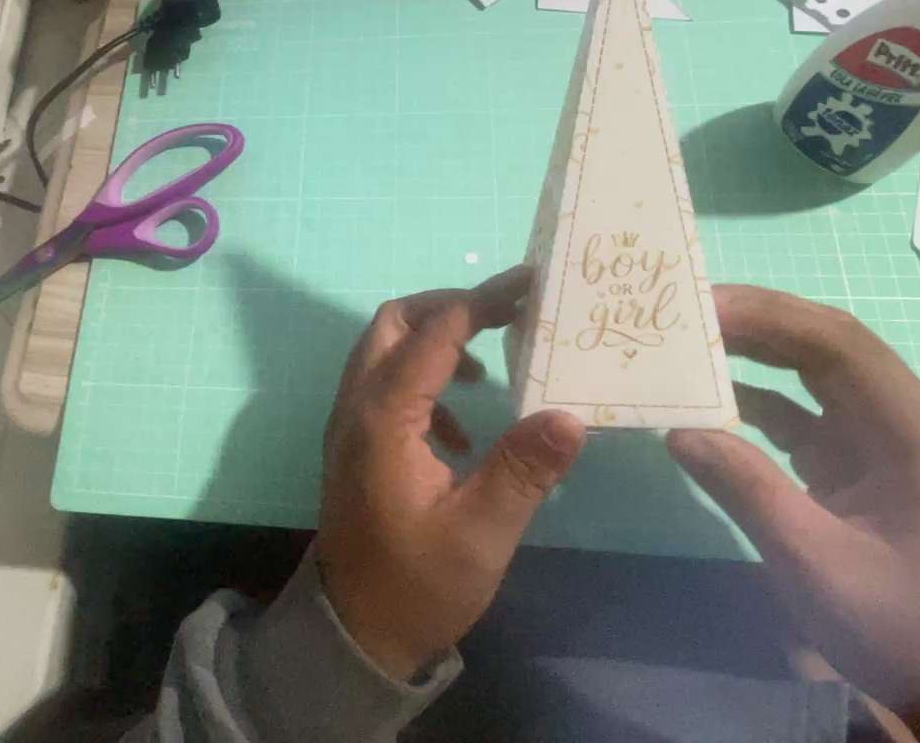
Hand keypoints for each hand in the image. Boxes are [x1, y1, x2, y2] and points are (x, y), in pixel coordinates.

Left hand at [316, 265, 587, 681]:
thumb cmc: (416, 585)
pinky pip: (385, 387)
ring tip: (488, 371)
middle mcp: (356, 406)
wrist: (353, 633)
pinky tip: (462, 432)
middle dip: (447, 308)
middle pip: (393, 323)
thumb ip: (523, 469)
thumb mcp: (481, 534)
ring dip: (433, 344)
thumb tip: (569, 414)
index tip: (528, 285)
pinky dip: (423, 384)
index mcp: (383, 418)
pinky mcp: (356, 443)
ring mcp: (349, 424)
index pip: (433, 333)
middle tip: (503, 315)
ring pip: (384, 351)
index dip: (481, 301)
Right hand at [666, 285, 919, 711]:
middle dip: (759, 322)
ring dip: (756, 352)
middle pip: (832, 348)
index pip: (844, 348)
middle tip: (686, 311)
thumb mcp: (814, 564)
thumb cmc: (899, 632)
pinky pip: (807, 413)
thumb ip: (746, 487)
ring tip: (692, 341)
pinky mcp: (865, 465)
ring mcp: (890, 446)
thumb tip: (678, 430)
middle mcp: (914, 428)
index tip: (704, 307)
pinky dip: (759, 397)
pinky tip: (712, 397)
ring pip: (818, 374)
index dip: (772, 316)